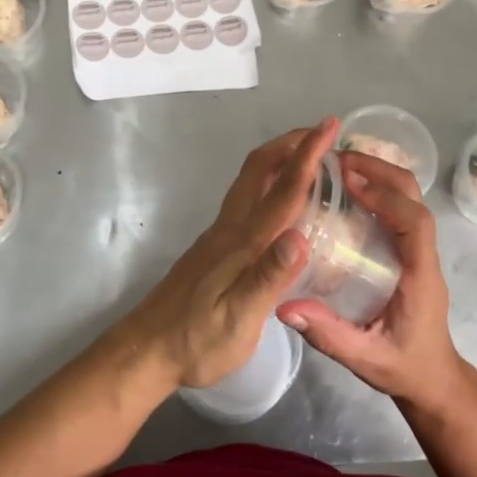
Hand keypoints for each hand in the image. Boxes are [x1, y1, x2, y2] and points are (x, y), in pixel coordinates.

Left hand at [116, 119, 336, 389]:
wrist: (148, 350)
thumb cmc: (197, 340)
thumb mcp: (239, 319)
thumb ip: (268, 278)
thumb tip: (300, 236)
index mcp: (243, 242)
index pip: (282, 190)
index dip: (307, 155)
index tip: (329, 125)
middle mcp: (231, 229)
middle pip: (258, 170)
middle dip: (290, 144)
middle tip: (323, 133)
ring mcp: (220, 236)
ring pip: (250, 182)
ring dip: (279, 160)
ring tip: (310, 157)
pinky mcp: (216, 248)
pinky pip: (248, 200)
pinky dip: (271, 184)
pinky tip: (284, 202)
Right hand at [277, 152, 466, 408]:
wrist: (433, 380)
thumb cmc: (404, 367)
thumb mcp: (365, 359)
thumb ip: (328, 335)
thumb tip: (285, 306)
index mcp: (420, 275)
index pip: (415, 222)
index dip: (385, 197)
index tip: (349, 182)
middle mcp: (423, 253)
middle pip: (413, 194)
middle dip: (378, 170)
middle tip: (333, 161)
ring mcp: (416, 249)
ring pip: (407, 195)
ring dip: (375, 174)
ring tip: (333, 167)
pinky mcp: (405, 249)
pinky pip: (395, 207)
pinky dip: (372, 189)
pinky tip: (340, 191)